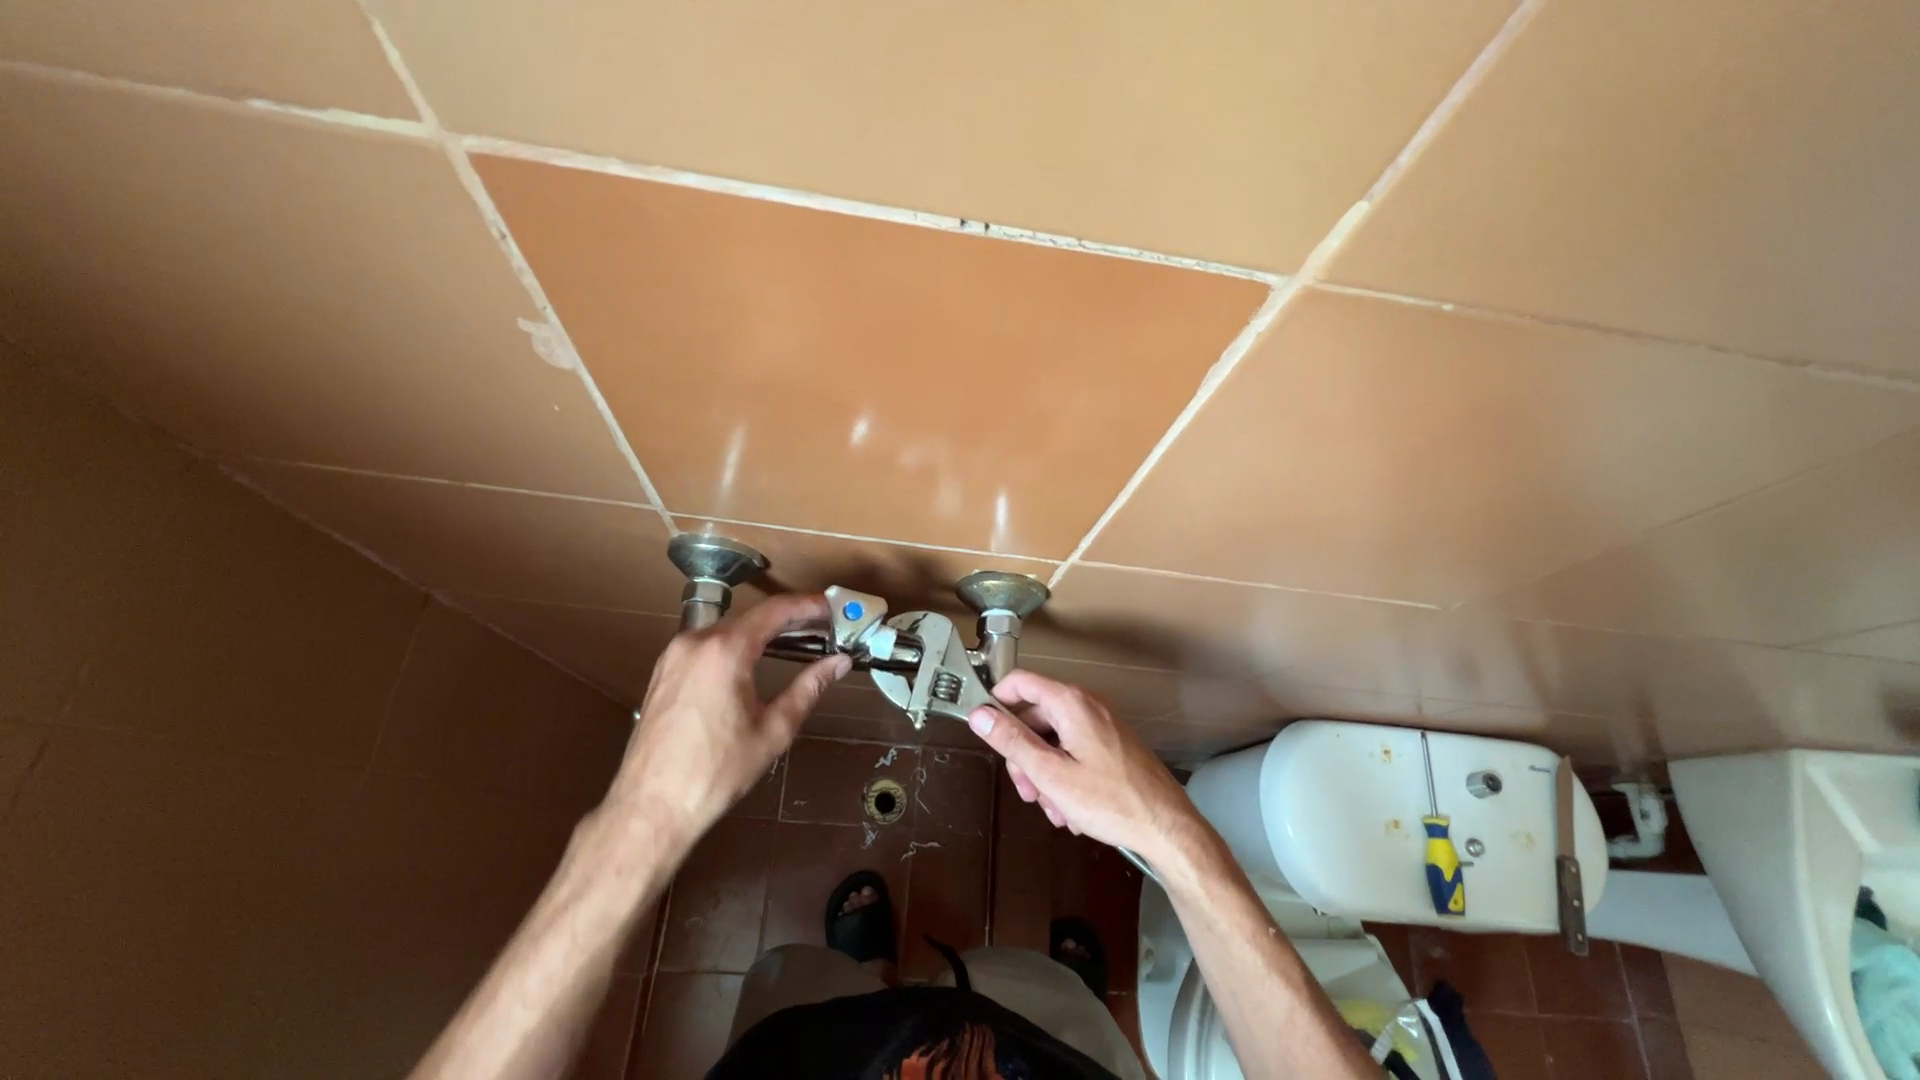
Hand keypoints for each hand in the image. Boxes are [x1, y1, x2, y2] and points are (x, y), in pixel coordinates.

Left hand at [606, 593, 849, 841]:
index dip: (807, 605)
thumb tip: (838, 663)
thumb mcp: (773, 730)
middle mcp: (695, 642)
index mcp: (725, 651)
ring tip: (792, 641)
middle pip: (749, 617)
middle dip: (786, 619)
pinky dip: (733, 646)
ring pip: (726, 630)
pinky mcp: (663, 671)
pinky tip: (752, 661)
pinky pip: (705, 645)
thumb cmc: (717, 771)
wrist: (652, 804)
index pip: (774, 611)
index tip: (831, 608)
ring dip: (759, 632)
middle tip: (819, 627)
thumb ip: (808, 688)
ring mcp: (674, 655)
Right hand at [965, 670, 1198, 862]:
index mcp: (1070, 704)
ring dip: (1045, 774)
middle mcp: (1087, 706)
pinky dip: (1065, 777)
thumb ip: (1012, 742)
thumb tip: (980, 715)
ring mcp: (1101, 725)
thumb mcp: (1050, 774)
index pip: (1019, 683)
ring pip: (1054, 740)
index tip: (985, 732)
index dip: (996, 703)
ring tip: (1054, 810)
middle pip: (1035, 717)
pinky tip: (1071, 809)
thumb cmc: (1112, 802)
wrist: (1166, 826)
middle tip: (1027, 792)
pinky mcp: (1111, 745)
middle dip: (1024, 755)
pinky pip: (1074, 752)